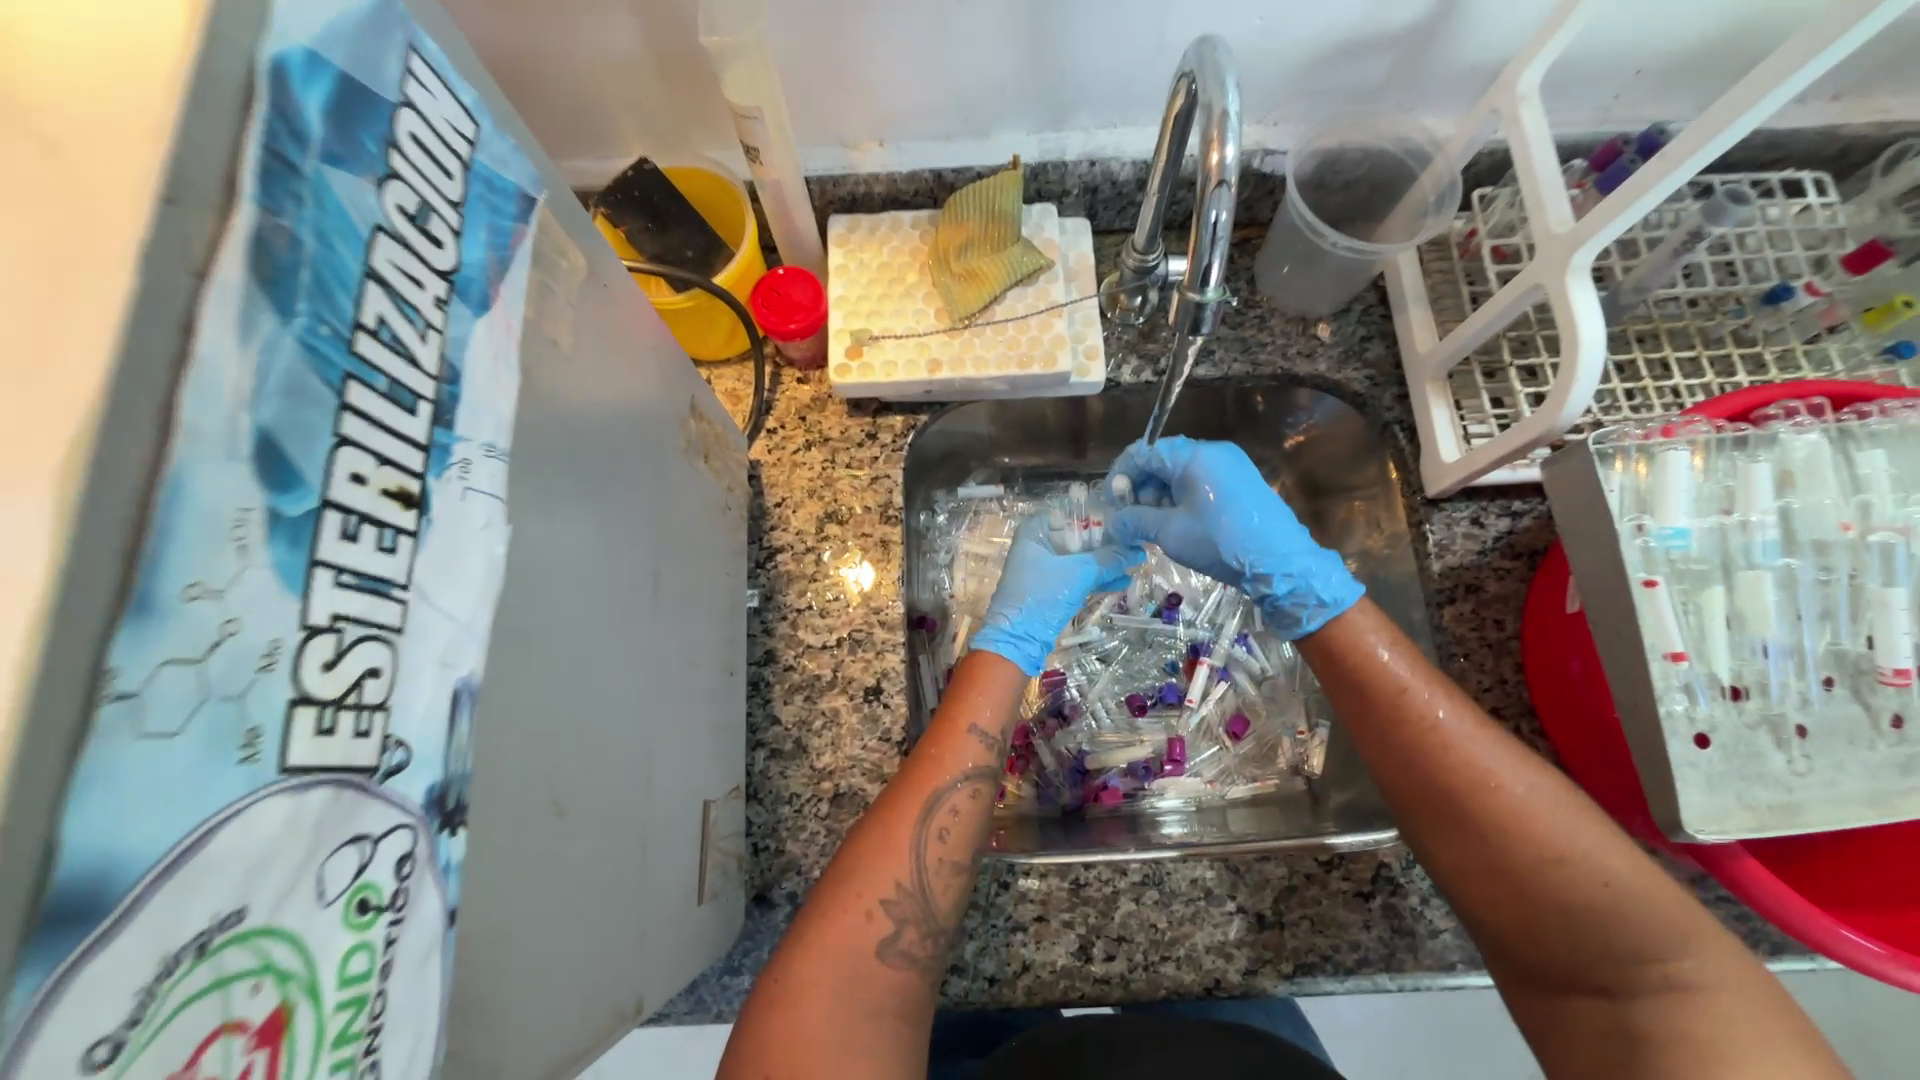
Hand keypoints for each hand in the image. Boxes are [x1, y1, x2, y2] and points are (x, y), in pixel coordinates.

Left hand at [969, 514, 1144, 675]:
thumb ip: (1109, 559)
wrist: (1018, 639)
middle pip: (1079, 536)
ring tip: (1137, 560)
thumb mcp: (1078, 574)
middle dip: (1108, 542)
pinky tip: (1123, 580)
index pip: (1073, 513)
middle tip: (1137, 541)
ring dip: (1107, 562)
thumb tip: (1139, 550)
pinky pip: (1079, 576)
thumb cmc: (1042, 596)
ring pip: (1081, 558)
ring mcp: (1045, 567)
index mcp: (1036, 530)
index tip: (1128, 521)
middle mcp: (1039, 543)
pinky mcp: (1052, 588)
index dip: (1101, 517)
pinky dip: (1098, 577)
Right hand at [1106, 436, 1363, 639]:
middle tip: (1130, 518)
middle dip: (1140, 488)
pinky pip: (1200, 481)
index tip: (1110, 502)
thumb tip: (1113, 522)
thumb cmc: (1219, 542)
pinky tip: (1177, 523)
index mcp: (1193, 456)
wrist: (1280, 563)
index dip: (1121, 475)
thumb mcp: (1169, 532)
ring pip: (1181, 473)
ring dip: (1159, 495)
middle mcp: (1212, 452)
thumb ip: (1135, 521)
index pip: (1144, 452)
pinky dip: (1181, 498)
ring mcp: (1230, 466)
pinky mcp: (1240, 482)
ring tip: (1152, 525)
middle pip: (1163, 461)